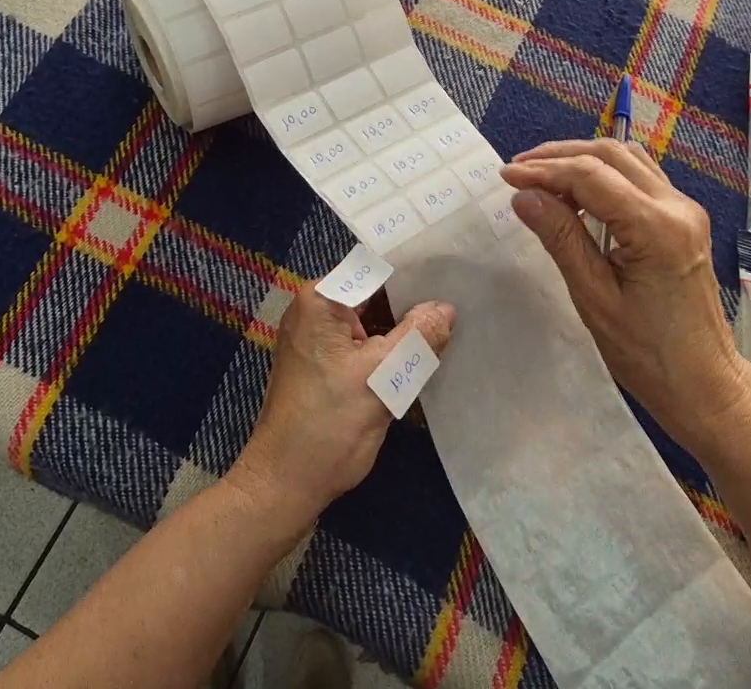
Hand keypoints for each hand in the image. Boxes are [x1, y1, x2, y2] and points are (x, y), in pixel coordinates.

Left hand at [231, 286, 453, 523]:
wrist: (287, 482)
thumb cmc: (330, 424)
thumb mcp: (383, 376)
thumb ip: (418, 336)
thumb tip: (446, 307)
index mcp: (321, 299)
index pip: (376, 268)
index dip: (415, 269)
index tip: (455, 268)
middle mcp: (315, 309)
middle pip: (376, 292)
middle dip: (414, 300)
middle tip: (463, 297)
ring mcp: (319, 336)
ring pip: (373, 319)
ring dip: (405, 327)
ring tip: (455, 320)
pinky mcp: (326, 362)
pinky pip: (364, 342)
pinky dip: (390, 348)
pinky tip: (426, 350)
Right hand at [501, 139, 750, 445]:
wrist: (705, 382)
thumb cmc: (647, 354)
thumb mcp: (594, 298)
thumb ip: (561, 239)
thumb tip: (524, 196)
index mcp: (656, 228)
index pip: (591, 176)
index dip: (544, 171)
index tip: (506, 177)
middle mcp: (677, 207)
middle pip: (611, 155)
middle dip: (560, 156)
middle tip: (518, 170)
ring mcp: (685, 210)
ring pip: (628, 159)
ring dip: (582, 159)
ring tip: (540, 175)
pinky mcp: (684, 219)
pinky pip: (640, 178)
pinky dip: (603, 174)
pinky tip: (576, 192)